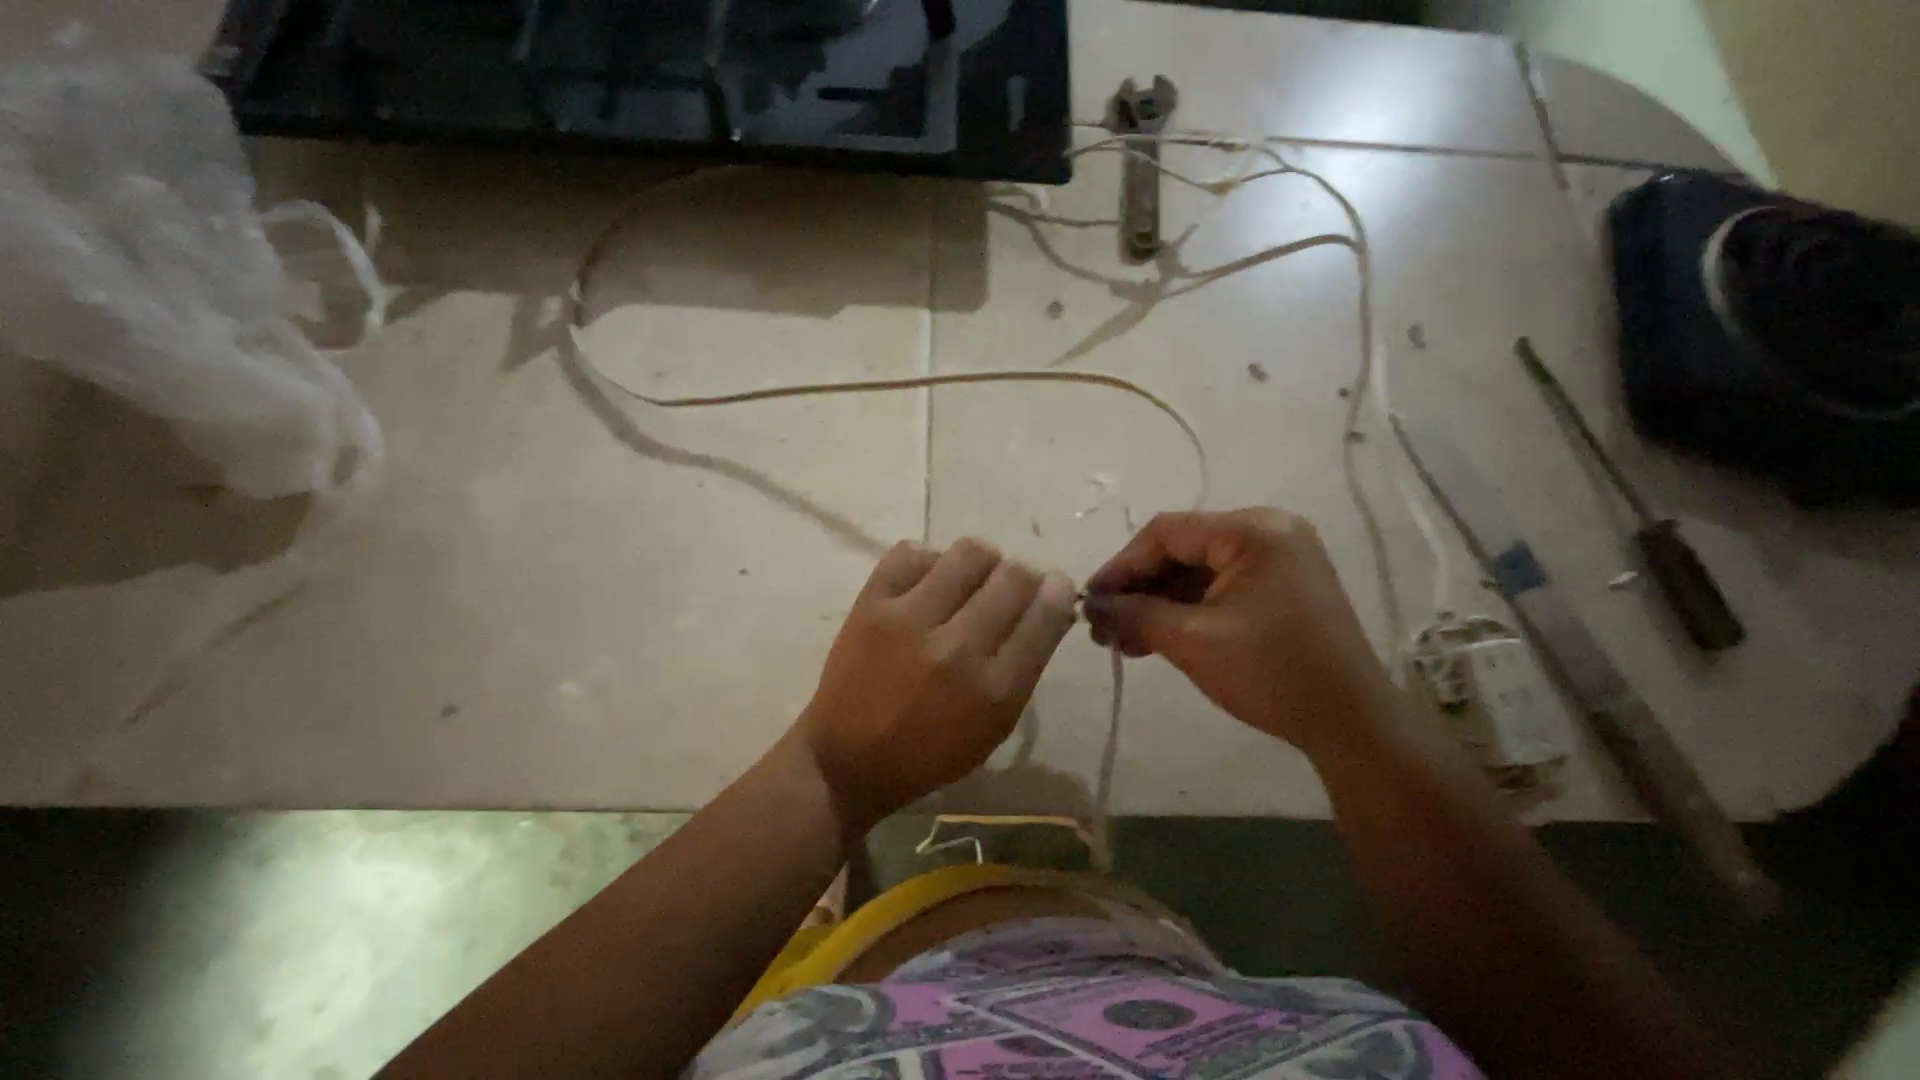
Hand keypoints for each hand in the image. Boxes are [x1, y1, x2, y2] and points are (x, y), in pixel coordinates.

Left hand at [797, 539, 1077, 831]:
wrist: (848, 758)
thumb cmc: (931, 752)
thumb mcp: (995, 726)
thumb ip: (1026, 665)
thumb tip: (1054, 605)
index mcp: (996, 689)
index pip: (1046, 614)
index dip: (1058, 592)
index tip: (1054, 587)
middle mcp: (959, 648)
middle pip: (1014, 576)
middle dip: (1023, 577)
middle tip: (1008, 589)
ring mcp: (911, 620)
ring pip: (970, 553)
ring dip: (981, 564)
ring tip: (968, 582)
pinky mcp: (872, 604)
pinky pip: (914, 552)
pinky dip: (929, 561)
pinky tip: (928, 583)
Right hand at [1084, 508, 1395, 755]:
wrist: (1350, 722)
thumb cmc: (1271, 673)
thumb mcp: (1192, 642)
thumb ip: (1135, 615)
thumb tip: (1090, 606)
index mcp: (1254, 530)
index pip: (1167, 533)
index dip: (1121, 566)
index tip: (1089, 602)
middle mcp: (1270, 530)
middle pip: (1183, 549)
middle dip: (1139, 589)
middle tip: (1104, 628)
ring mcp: (1282, 558)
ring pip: (1200, 570)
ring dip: (1160, 603)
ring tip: (1125, 642)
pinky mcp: (1284, 586)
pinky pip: (1222, 585)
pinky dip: (1189, 610)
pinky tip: (1159, 638)